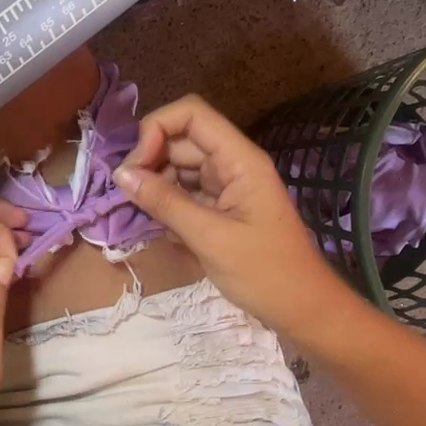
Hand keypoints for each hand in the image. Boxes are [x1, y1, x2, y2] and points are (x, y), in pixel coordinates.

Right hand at [113, 96, 363, 349]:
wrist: (304, 310)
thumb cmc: (265, 273)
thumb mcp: (210, 238)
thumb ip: (165, 203)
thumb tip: (121, 174)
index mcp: (239, 160)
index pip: (191, 114)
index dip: (157, 129)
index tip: (137, 166)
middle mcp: (232, 164)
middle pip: (180, 139)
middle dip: (149, 159)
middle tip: (129, 195)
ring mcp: (226, 185)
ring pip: (178, 166)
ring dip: (155, 184)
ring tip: (143, 215)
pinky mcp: (220, 207)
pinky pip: (184, 190)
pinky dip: (166, 203)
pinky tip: (161, 228)